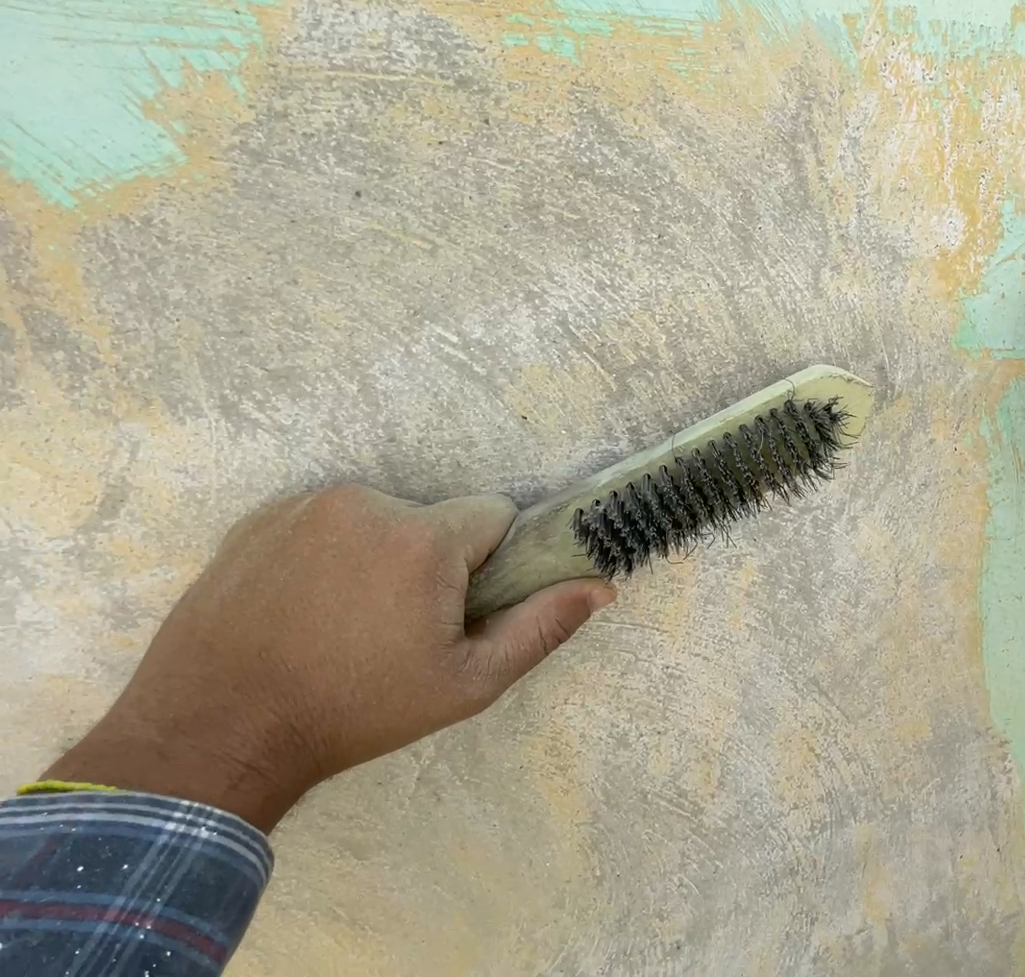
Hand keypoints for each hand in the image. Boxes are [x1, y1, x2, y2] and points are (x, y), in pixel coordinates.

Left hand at [43, 484, 614, 829]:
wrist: (208, 736)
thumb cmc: (355, 711)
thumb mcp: (469, 683)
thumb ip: (543, 626)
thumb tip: (603, 586)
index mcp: (422, 537)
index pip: (496, 516)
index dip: (490, 565)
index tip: (457, 611)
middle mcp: (365, 503)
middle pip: (441, 517)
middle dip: (440, 559)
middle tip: (402, 624)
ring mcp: (304, 506)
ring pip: (388, 516)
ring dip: (389, 552)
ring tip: (350, 616)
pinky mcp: (258, 519)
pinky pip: (333, 519)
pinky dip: (337, 549)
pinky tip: (309, 602)